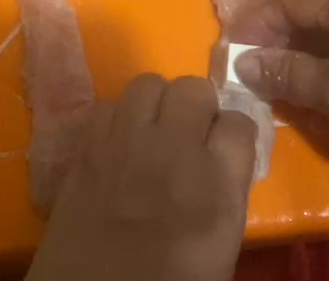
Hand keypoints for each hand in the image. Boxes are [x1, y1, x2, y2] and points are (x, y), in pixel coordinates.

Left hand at [27, 74, 255, 280]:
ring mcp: (126, 141)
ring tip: (154, 130)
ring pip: (149, 82)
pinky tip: (120, 143)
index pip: (241, 123)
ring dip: (157, 102)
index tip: (227, 145)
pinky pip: (110, 103)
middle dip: (198, 105)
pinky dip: (119, 116)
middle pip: (194, 88)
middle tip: (190, 133)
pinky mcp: (88, 144)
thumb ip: (225, 190)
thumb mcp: (219, 246)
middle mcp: (173, 150)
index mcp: (216, 185)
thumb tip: (224, 156)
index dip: (235, 133)